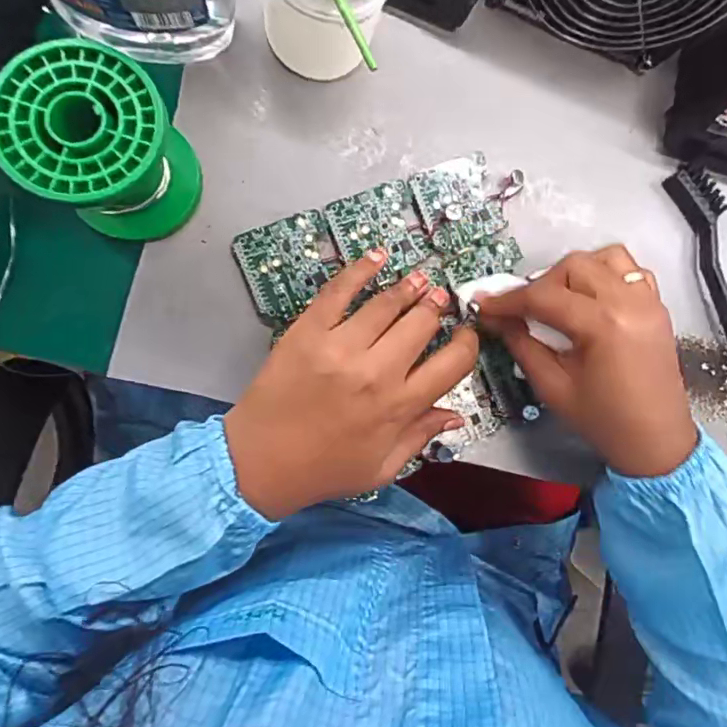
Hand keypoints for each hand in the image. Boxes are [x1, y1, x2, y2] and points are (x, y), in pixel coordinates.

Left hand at [225, 249, 478, 517]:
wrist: (260, 461)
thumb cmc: (322, 469)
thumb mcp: (381, 468)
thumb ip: (419, 437)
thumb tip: (455, 414)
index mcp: (398, 407)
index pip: (452, 363)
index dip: (466, 343)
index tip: (464, 335)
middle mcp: (375, 372)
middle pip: (421, 324)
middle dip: (436, 308)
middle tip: (438, 300)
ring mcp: (339, 348)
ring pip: (385, 304)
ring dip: (408, 287)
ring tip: (419, 279)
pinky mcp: (307, 332)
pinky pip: (338, 292)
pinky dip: (360, 270)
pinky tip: (377, 257)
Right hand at [477, 245, 696, 476]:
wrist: (655, 441)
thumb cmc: (604, 420)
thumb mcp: (551, 385)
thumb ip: (521, 344)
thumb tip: (497, 318)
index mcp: (604, 326)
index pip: (544, 296)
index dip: (508, 300)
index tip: (485, 305)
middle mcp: (630, 304)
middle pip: (573, 266)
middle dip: (540, 284)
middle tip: (522, 310)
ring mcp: (648, 302)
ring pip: (603, 258)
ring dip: (573, 272)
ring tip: (557, 299)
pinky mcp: (656, 307)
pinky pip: (629, 270)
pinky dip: (604, 274)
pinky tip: (588, 298)